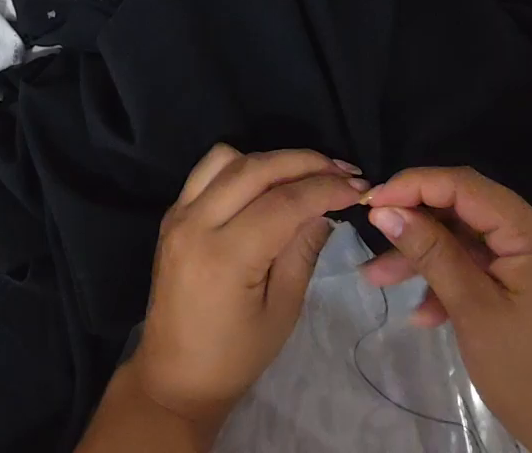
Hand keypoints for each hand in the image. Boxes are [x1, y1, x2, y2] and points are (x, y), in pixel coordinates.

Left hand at [85, 145, 365, 449]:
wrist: (175, 373)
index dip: (324, 189)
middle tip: (342, 169)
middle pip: (254, 168)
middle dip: (303, 162)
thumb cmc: (235, 355)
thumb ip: (301, 252)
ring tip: (307, 174)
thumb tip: (324, 209)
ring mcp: (178, 214)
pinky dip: (240, 166)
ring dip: (270, 159)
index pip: (283, 203)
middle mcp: (195, 224)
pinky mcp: (172, 214)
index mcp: (224, 256)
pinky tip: (267, 184)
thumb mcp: (282, 311)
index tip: (359, 186)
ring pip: (225, 158)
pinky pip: (206, 172)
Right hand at [360, 167, 531, 452]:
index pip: (467, 186)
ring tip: (380, 283)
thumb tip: (385, 208)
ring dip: (431, 261)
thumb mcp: (475, 313)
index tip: (371, 202)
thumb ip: (431, 253)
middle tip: (372, 248)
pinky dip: (460, 285)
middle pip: (470, 215)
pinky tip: (429, 315)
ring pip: (477, 246)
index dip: (414, 186)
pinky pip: (495, 272)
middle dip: (417, 230)